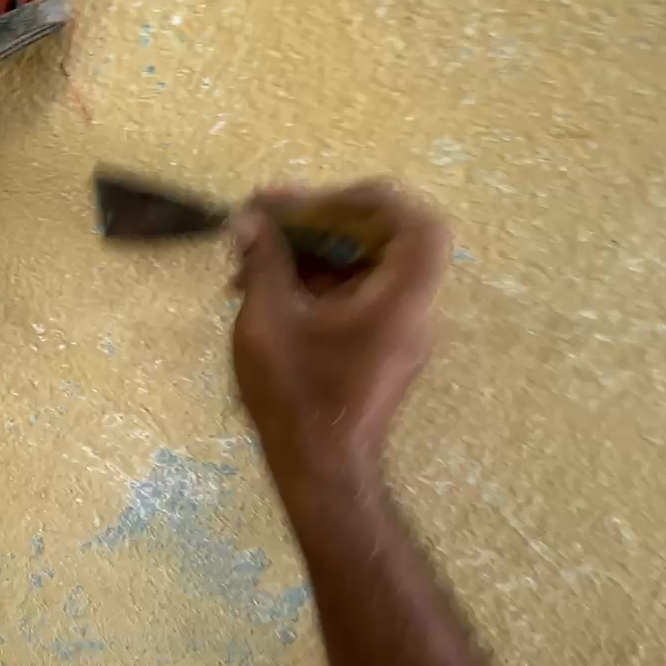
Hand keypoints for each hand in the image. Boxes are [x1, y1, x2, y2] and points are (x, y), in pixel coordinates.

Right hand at [230, 182, 450, 491]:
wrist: (318, 467)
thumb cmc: (295, 392)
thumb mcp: (268, 318)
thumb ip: (264, 261)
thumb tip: (249, 219)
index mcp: (398, 301)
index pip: (419, 225)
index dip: (368, 198)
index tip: (309, 200)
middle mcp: (410, 309)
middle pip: (383, 238)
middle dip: (318, 218)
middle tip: (262, 214)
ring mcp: (395, 328)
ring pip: (361, 262)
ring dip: (306, 247)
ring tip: (247, 253)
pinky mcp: (376, 342)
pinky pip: (350, 290)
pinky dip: (310, 276)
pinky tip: (258, 284)